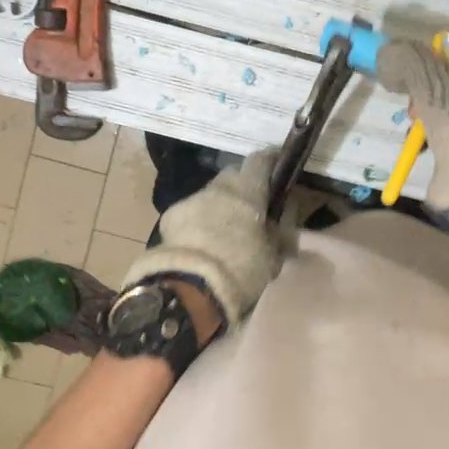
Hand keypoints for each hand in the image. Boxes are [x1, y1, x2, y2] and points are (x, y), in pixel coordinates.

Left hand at [122, 151, 279, 328]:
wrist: (192, 288)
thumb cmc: (242, 268)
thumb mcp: (274, 254)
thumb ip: (277, 232)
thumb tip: (278, 222)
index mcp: (248, 190)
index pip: (260, 160)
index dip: (269, 162)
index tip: (275, 170)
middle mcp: (218, 187)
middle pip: (232, 177)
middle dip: (240, 190)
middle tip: (248, 213)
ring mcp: (191, 199)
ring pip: (209, 196)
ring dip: (217, 208)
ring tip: (221, 235)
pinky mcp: (170, 216)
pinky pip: (189, 214)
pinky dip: (195, 224)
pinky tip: (198, 246)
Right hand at [376, 24, 448, 224]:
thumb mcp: (425, 75)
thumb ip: (402, 57)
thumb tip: (387, 59)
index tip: (427, 44)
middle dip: (426, 71)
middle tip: (411, 85)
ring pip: (446, 92)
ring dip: (423, 101)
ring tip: (415, 118)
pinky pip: (447, 121)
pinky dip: (430, 126)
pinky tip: (418, 138)